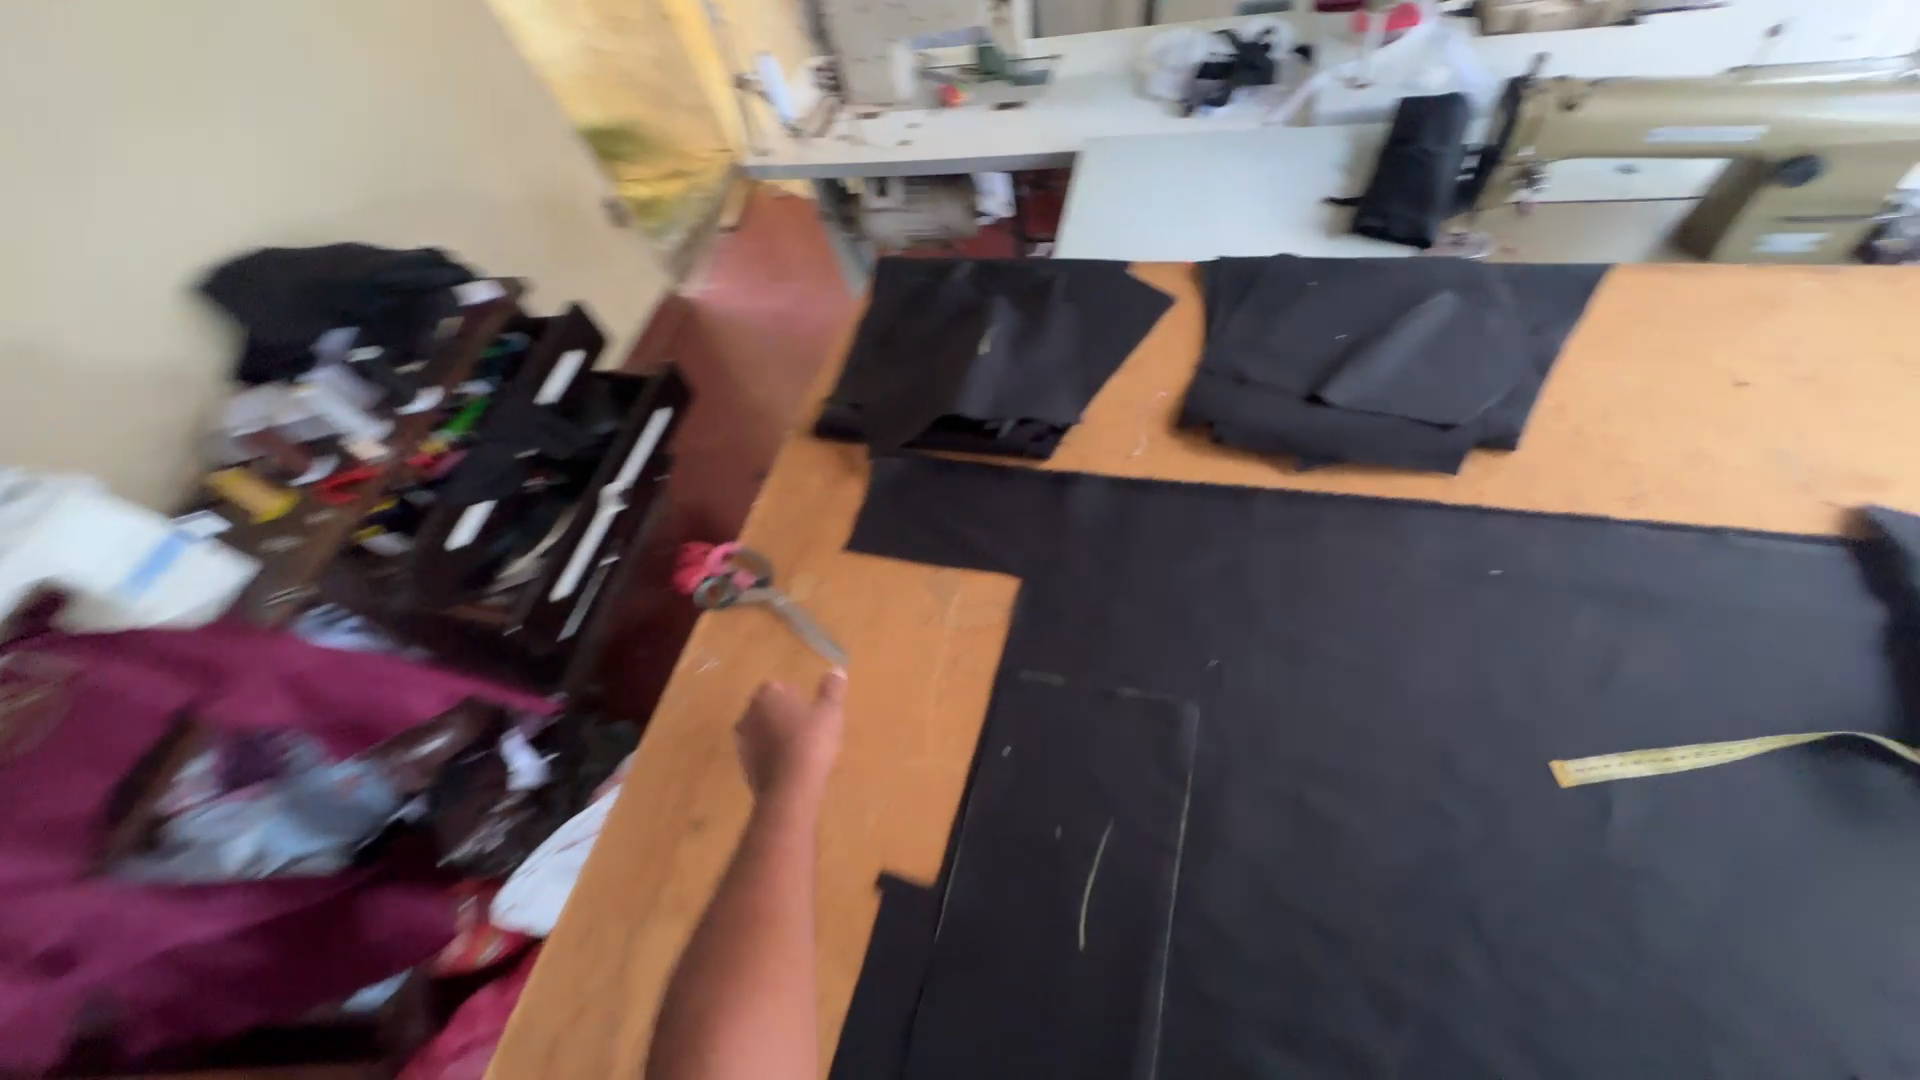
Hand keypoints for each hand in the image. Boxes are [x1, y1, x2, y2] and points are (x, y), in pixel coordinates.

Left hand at [735, 669, 846, 802]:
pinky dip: (773, 755)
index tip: (808, 704)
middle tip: (806, 723)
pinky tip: (792, 764)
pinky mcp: (745, 769)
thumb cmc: (810, 742)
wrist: (789, 790)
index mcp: (765, 697)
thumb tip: (836, 669)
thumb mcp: (829, 712)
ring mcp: (742, 744)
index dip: (793, 693)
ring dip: (776, 734)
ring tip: (801, 745)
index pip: (775, 687)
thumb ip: (832, 689)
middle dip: (783, 713)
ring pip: (761, 732)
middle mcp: (747, 716)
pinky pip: (761, 754)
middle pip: (765, 708)